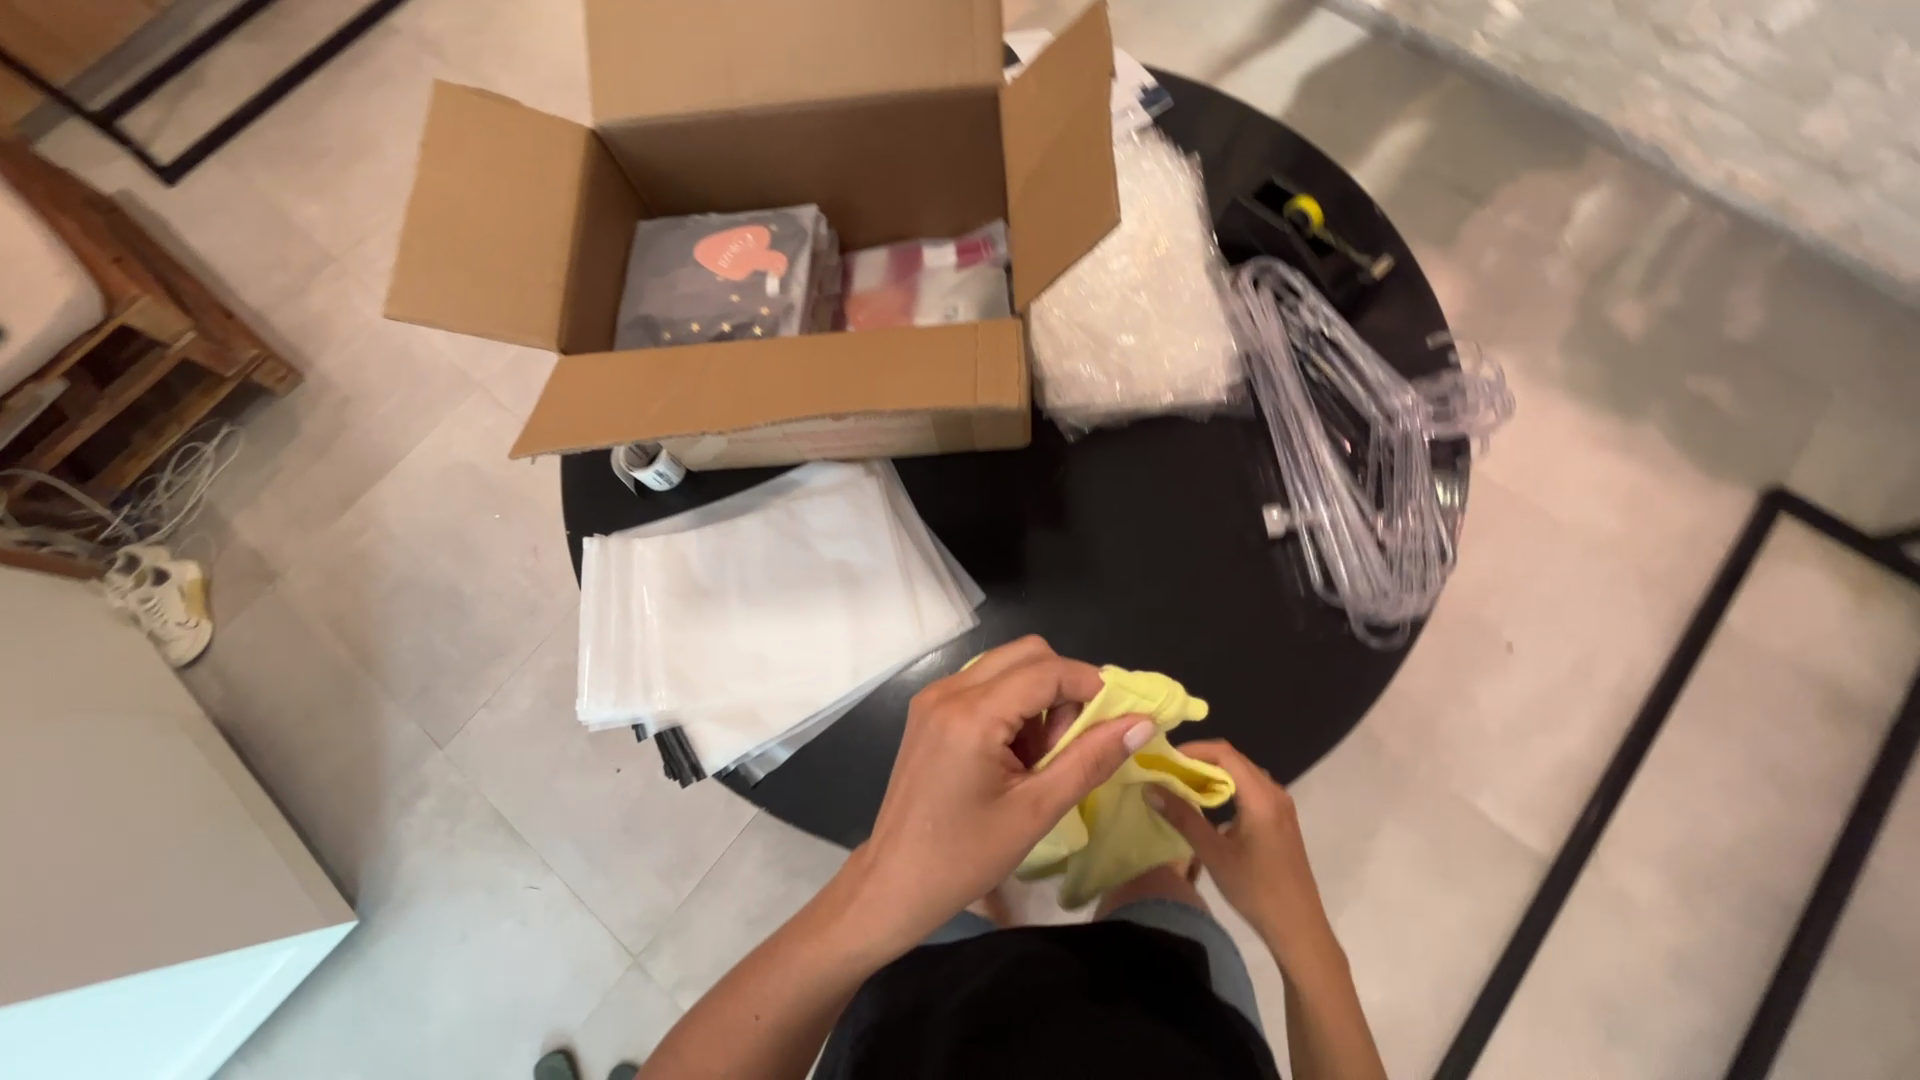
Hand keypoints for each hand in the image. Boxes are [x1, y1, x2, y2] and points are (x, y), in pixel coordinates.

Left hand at [840, 636, 1156, 952]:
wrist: (895, 882)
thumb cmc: (965, 856)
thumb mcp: (1037, 810)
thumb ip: (1090, 759)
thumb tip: (1140, 723)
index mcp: (972, 713)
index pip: (1047, 670)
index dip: (1091, 685)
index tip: (1117, 718)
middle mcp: (948, 690)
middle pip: (1027, 654)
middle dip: (1063, 686)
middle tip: (1072, 741)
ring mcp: (933, 697)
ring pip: (1006, 666)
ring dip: (1038, 696)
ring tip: (1040, 756)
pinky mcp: (928, 710)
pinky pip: (984, 684)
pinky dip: (1012, 704)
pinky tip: (1013, 754)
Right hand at [1146, 739, 1339, 972]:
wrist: (1299, 928)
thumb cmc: (1256, 890)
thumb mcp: (1213, 853)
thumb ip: (1182, 817)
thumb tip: (1150, 788)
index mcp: (1262, 797)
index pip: (1224, 754)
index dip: (1193, 750)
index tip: (1165, 758)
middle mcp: (1275, 794)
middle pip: (1234, 760)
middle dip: (1199, 760)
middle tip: (1166, 770)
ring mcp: (1281, 807)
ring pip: (1242, 775)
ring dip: (1212, 774)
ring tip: (1180, 784)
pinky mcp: (1280, 820)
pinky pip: (1250, 790)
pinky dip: (1226, 788)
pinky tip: (1206, 805)